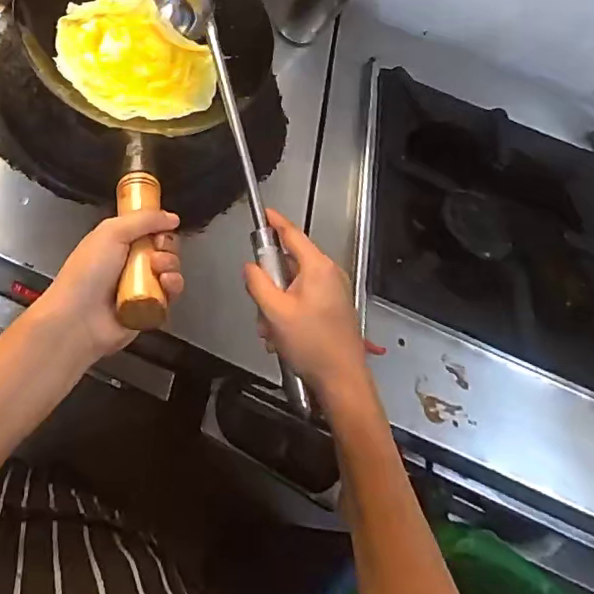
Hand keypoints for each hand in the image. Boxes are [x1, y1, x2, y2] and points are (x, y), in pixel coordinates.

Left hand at [24, 210, 181, 358]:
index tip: (161, 227)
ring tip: (157, 270)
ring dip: (170, 265)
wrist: (78, 319)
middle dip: (167, 246)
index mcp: (117, 241)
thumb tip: (171, 217)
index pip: (149, 228)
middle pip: (164, 248)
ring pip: (171, 270)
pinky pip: (171, 294)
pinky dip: (173, 287)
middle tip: (156, 250)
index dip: (159, 226)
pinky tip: (164, 285)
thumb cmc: (85, 275)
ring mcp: (140, 286)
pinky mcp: (149, 308)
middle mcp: (129, 262)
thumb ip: (143, 219)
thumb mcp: (111, 232)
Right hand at [244, 209, 382, 399]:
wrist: (342, 380)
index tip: (264, 213)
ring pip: (292, 285)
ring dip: (275, 304)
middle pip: (288, 263)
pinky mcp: (332, 308)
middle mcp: (328, 274)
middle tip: (260, 304)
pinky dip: (287, 312)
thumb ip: (257, 282)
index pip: (292, 234)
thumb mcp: (274, 310)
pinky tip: (282, 335)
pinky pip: (302, 299)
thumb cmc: (313, 345)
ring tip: (272, 329)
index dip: (274, 222)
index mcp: (317, 268)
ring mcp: (333, 292)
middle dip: (268, 283)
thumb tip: (250, 267)